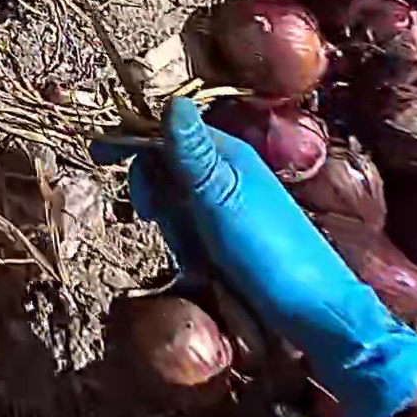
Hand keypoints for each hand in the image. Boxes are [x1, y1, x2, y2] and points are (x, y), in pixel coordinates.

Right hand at [105, 98, 416, 416]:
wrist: (316, 316)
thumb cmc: (268, 250)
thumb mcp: (222, 197)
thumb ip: (192, 150)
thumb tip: (171, 99)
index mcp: (225, 152)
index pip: (167, 130)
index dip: (134, 139)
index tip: (100, 153)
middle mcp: (223, 171)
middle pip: (166, 164)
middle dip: (152, 188)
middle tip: (149, 212)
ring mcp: (225, 203)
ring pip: (174, 199)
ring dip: (170, 221)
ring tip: (187, 248)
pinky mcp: (226, 234)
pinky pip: (188, 227)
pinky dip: (183, 241)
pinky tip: (195, 262)